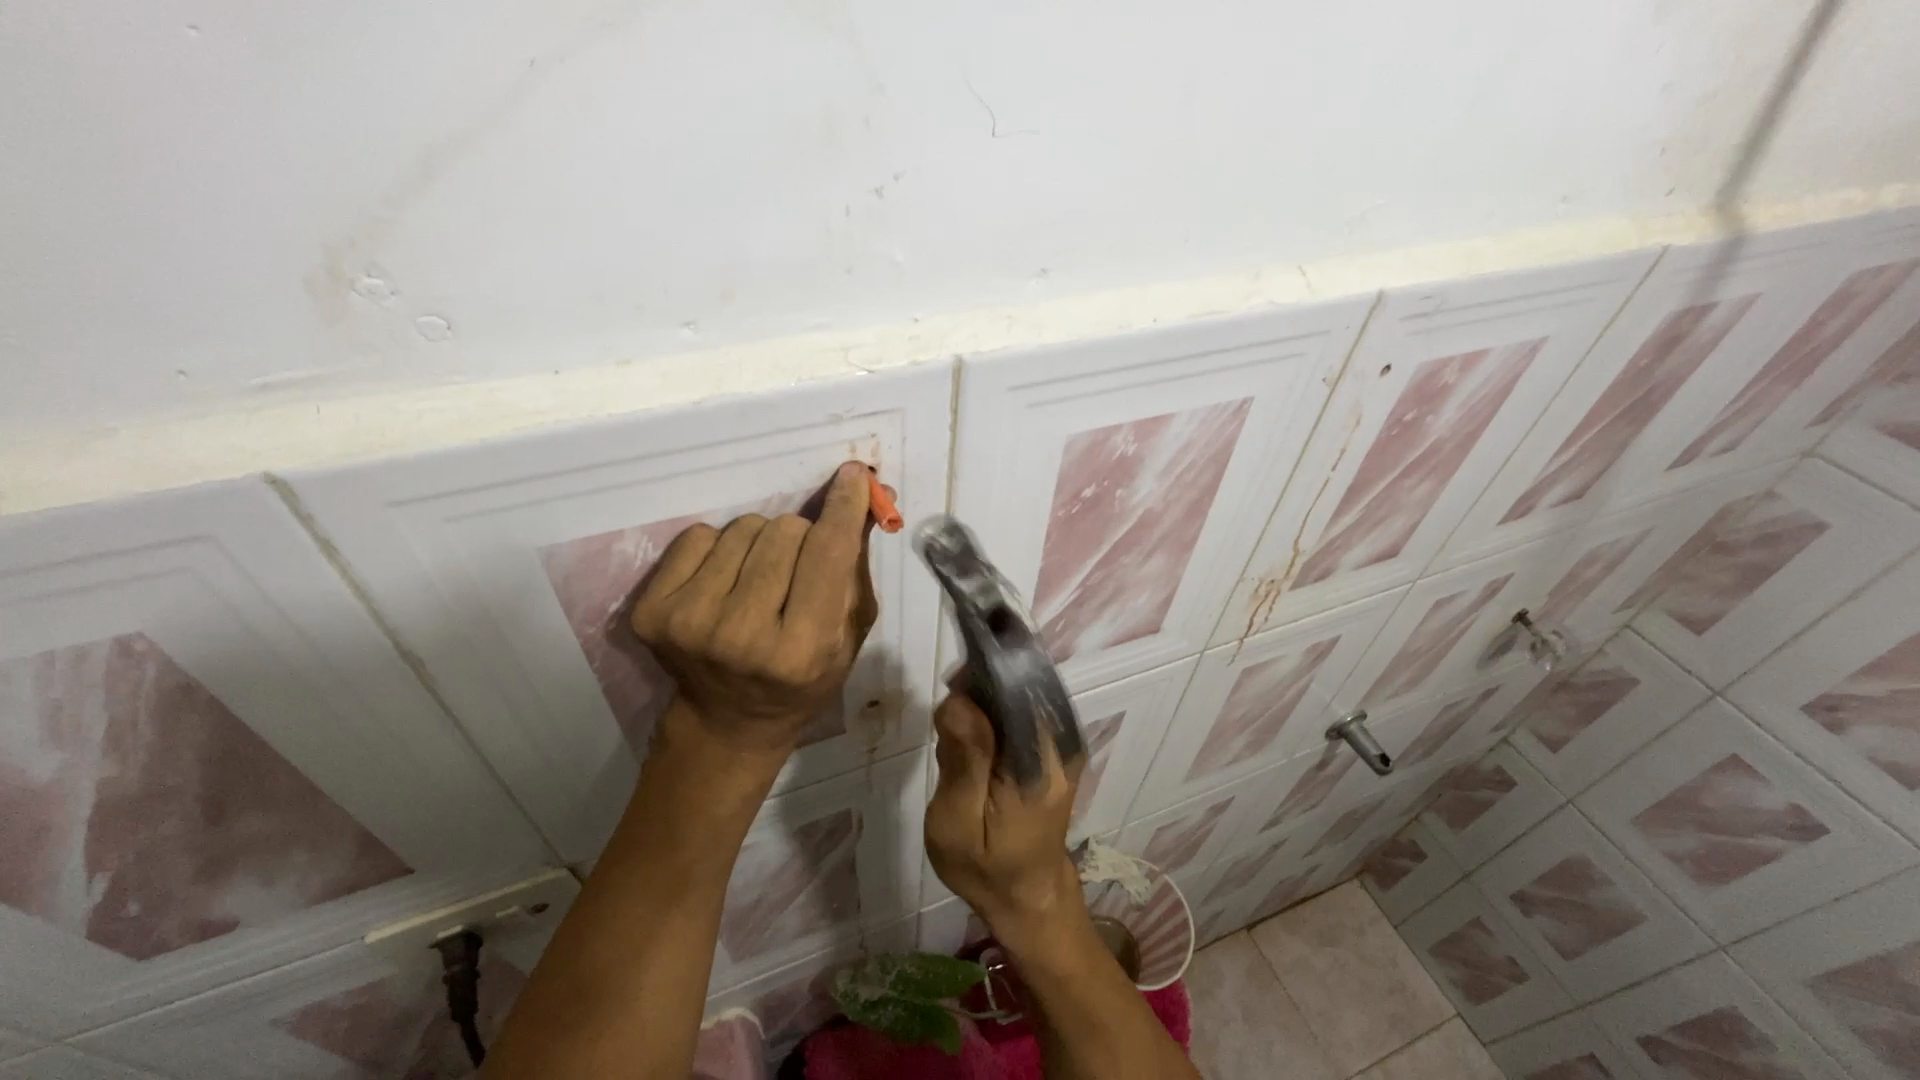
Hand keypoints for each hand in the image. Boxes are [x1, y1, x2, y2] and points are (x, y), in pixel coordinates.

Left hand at [630, 462, 881, 756]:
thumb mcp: (848, 634)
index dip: (843, 508)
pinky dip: (718, 550)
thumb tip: (866, 491)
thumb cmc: (804, 679)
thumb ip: (857, 565)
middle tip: (797, 569)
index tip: (852, 476)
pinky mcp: (652, 612)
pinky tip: (723, 584)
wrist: (729, 722)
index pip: (827, 553)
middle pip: (784, 530)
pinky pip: (697, 536)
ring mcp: (690, 623)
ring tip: (759, 581)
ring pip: (742, 527)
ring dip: (759, 544)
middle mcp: (742, 636)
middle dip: (800, 538)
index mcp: (802, 650)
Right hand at [923, 687, 1085, 944]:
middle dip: (972, 704)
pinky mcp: (1053, 746)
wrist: (1027, 896)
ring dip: (978, 714)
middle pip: (1011, 687)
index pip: (1010, 689)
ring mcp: (1061, 742)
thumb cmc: (986, 868)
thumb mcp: (957, 822)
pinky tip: (975, 756)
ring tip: (960, 760)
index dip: (973, 687)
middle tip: (948, 749)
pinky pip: (1016, 712)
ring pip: (1011, 696)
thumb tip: (959, 699)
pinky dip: (989, 724)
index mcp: (1040, 762)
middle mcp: (1060, 742)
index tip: (945, 717)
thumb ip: (963, 759)